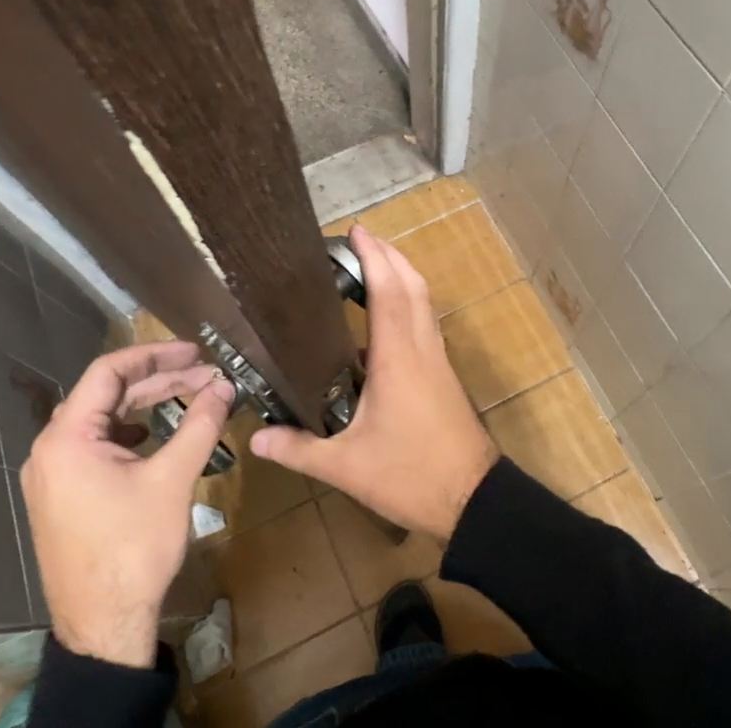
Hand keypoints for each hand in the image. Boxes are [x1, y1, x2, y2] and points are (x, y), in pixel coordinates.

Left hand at [21, 341, 236, 666]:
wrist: (102, 625)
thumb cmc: (134, 548)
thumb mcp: (173, 480)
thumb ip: (200, 424)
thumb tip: (224, 386)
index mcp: (67, 437)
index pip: (108, 372)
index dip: (154, 355)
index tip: (194, 352)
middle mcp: (50, 449)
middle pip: (105, 395)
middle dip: (158, 382)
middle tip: (204, 375)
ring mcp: (51, 475)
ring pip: (100, 421)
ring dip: (144, 407)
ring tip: (188, 399)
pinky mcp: (60, 497)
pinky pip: (93, 447)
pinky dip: (128, 434)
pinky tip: (154, 439)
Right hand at [252, 225, 497, 539]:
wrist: (474, 500)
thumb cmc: (411, 476)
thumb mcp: (346, 467)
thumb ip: (299, 449)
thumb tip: (256, 438)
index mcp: (397, 359)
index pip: (387, 292)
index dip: (374, 257)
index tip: (356, 231)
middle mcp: (421, 350)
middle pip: (413, 286)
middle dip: (390, 256)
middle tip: (360, 240)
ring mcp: (437, 362)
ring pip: (424, 304)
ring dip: (403, 277)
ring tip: (372, 267)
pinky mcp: (443, 377)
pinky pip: (425, 325)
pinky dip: (408, 304)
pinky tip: (385, 322)